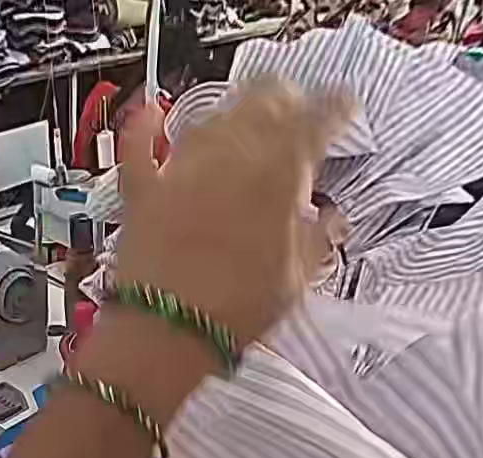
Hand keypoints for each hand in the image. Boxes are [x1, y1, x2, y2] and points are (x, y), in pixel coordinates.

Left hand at [113, 78, 349, 344]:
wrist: (168, 332)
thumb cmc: (235, 311)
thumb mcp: (294, 279)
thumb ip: (316, 239)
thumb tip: (330, 222)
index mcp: (280, 169)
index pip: (319, 118)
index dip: (336, 109)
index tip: (342, 110)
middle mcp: (231, 153)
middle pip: (264, 99)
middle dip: (285, 101)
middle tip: (294, 116)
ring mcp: (183, 168)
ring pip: (212, 115)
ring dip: (232, 115)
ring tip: (243, 126)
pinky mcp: (144, 190)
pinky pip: (140, 145)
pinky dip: (147, 127)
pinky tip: (151, 114)